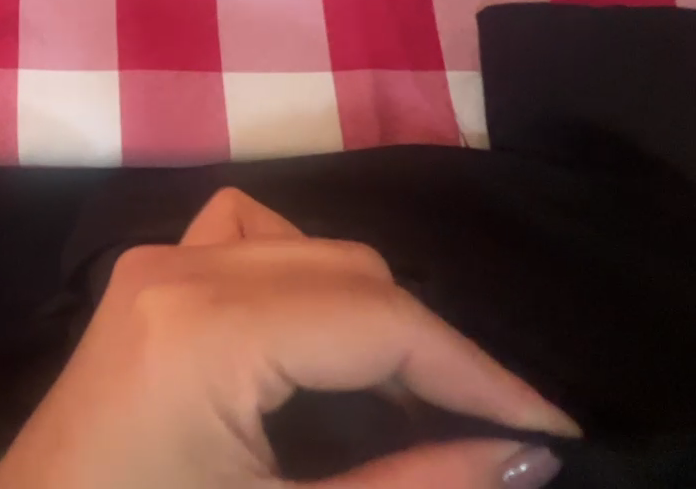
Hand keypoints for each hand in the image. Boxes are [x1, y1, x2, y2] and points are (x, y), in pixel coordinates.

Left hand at [0, 188, 576, 488]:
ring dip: (363, 299)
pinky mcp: (142, 271)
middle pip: (343, 267)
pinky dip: (295, 265)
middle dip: (427, 341)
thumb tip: (525, 456)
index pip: (376, 318)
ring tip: (406, 381)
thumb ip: (406, 487)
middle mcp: (176, 269)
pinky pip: (239, 232)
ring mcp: (151, 259)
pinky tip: (310, 325)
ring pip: (296, 240)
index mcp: (206, 331)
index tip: (553, 428)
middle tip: (489, 423)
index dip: (478, 371)